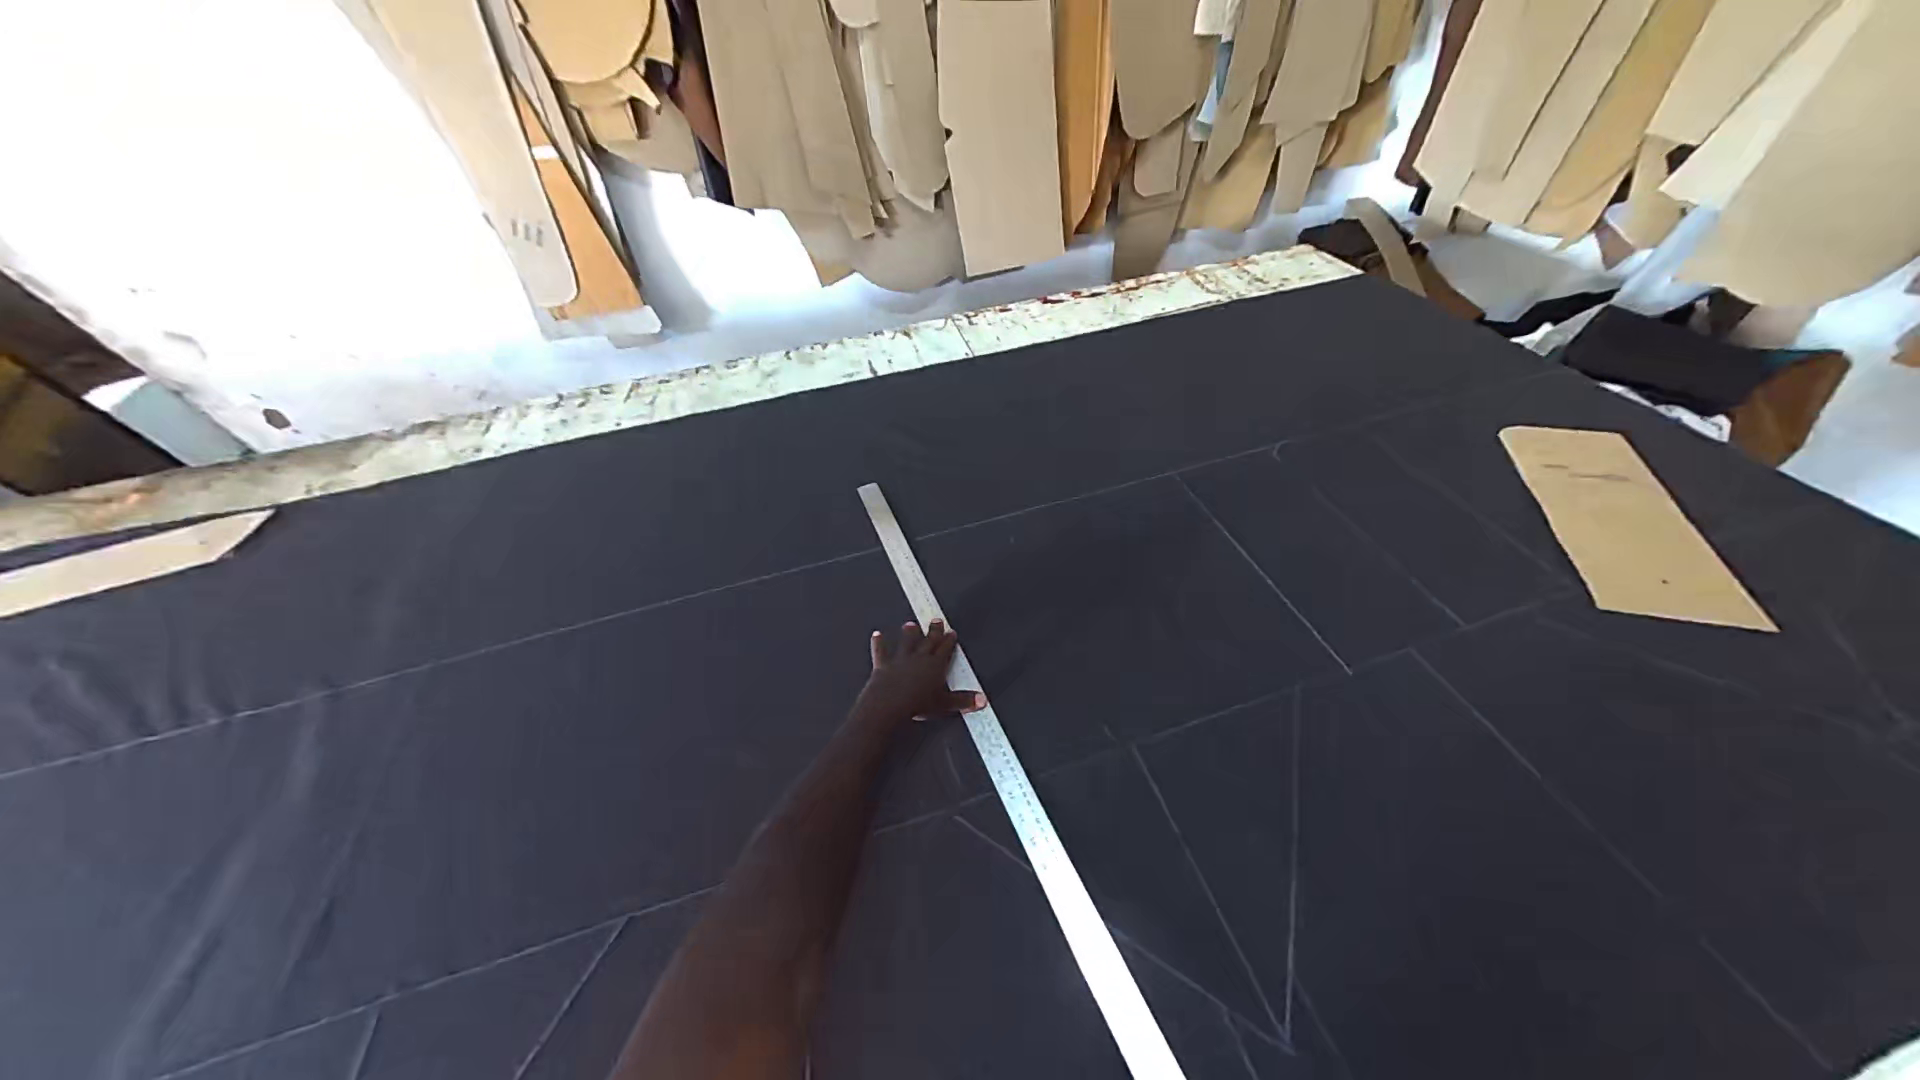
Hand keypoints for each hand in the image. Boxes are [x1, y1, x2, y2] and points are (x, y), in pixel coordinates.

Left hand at [853, 621, 986, 726]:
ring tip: (911, 624)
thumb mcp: (945, 705)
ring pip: (907, 642)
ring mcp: (900, 660)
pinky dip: (878, 643)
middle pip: (929, 641)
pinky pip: (881, 651)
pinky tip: (877, 635)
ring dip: (909, 633)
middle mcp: (918, 658)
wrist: (890, 705)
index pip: (945, 649)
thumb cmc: (917, 704)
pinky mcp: (883, 665)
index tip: (951, 632)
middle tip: (936, 621)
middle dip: (934, 630)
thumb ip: (963, 701)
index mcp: (935, 665)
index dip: (949, 640)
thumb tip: (980, 700)